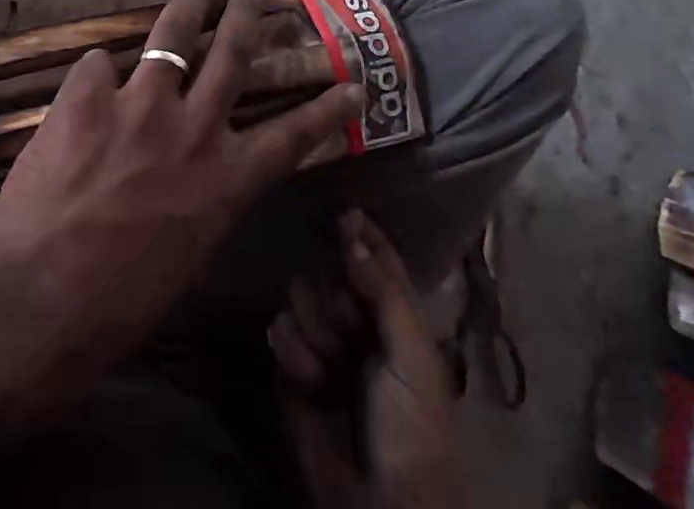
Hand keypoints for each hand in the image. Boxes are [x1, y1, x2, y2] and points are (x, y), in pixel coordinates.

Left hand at [0, 0, 364, 365]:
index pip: (293, 134)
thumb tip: (194, 182)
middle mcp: (193, 129)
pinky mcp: (86, 97)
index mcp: (227, 179)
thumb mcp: (187, 256)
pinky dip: (99, 73)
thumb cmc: (119, 299)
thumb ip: (201, 204)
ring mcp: (140, 105)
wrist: (43, 289)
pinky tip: (89, 84)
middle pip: (234, 55)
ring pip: (175, 35)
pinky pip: (97, 65)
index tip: (352, 82)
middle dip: (252, 14)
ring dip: (193, 4)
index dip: (327, 107)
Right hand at [269, 211, 464, 508]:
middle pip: (328, 273)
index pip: (377, 262)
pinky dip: (292, 354)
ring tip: (330, 368)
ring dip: (314, 331)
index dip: (363, 237)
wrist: (380, 502)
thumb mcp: (414, 358)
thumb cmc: (414, 427)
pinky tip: (308, 381)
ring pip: (300, 298)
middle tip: (348, 330)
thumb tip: (353, 239)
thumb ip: (384, 294)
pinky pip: (279, 331)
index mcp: (396, 318)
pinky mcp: (291, 365)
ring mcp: (322, 343)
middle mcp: (357, 322)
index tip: (344, 214)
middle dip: (334, 299)